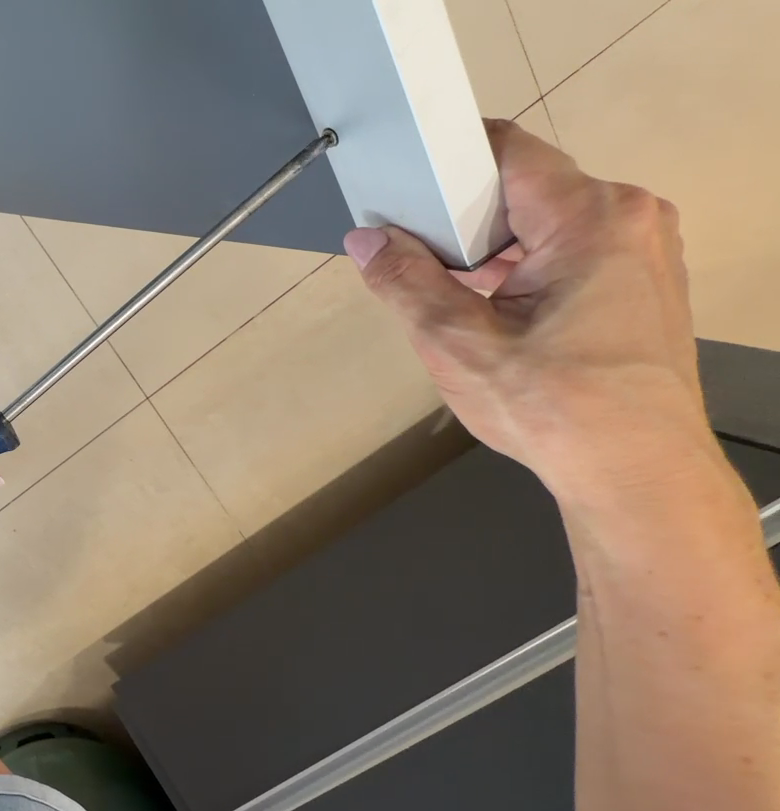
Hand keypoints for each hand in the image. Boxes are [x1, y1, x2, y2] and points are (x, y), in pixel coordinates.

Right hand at [344, 119, 718, 504]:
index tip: (399, 181)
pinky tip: (481, 314)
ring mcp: (636, 249)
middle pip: (521, 191)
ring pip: (537, 226)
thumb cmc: (556, 405)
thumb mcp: (456, 343)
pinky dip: (511, 272)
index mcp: (593, 218)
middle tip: (407, 257)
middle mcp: (628, 218)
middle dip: (456, 219)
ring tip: (442, 297)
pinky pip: (559, 253)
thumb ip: (406, 284)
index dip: (447, 161)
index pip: (510, 153)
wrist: (631, 464)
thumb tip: (367, 241)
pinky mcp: (632, 281)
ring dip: (481, 253)